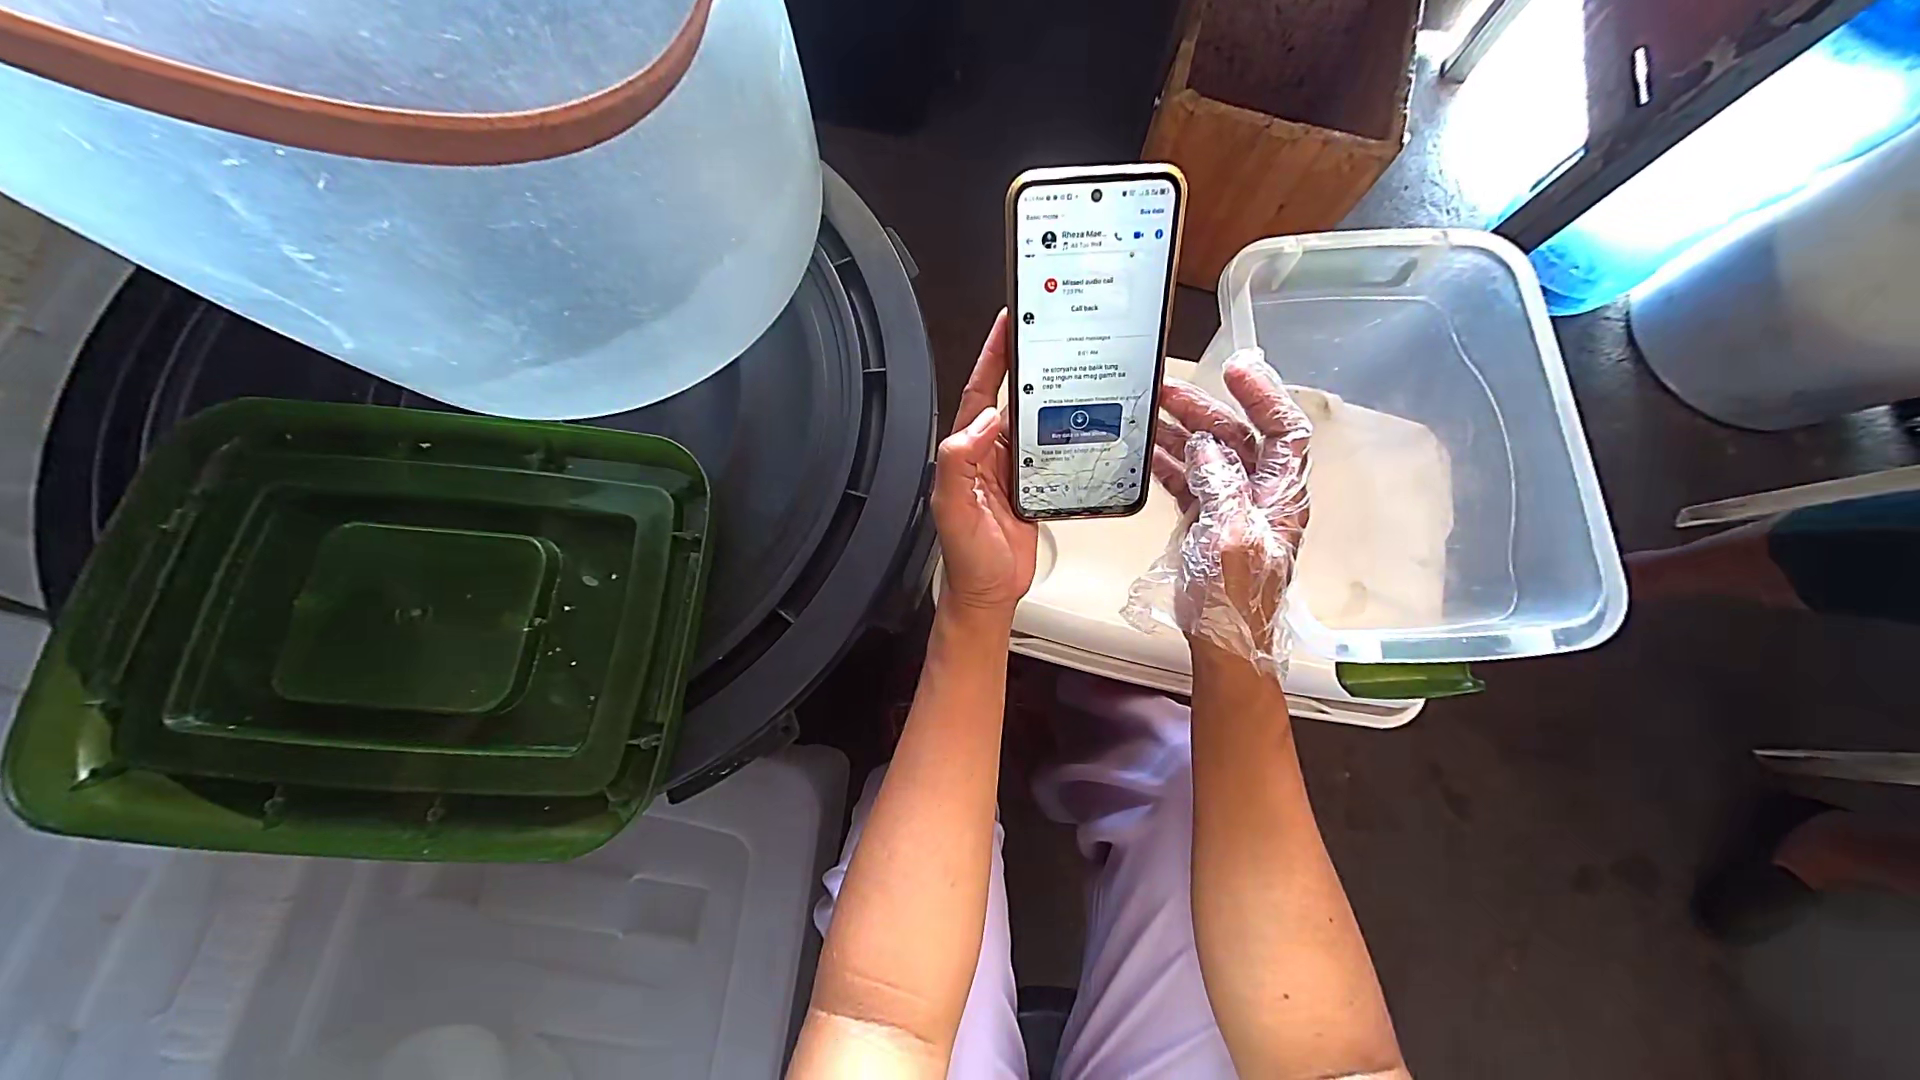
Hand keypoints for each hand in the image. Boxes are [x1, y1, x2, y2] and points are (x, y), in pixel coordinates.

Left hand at [933, 310, 1038, 620]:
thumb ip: (958, 463)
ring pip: (1031, 420)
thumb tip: (982, 424)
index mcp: (966, 453)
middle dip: (1023, 363)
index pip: (978, 394)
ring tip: (1067, 365)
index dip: (992, 358)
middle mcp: (988, 455)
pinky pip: (1049, 448)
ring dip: (1046, 394)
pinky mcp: (1033, 485)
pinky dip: (1063, 431)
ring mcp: (1012, 469)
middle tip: (1044, 332)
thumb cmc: (966, 558)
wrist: (989, 591)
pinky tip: (1078, 420)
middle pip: (1008, 398)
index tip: (1007, 326)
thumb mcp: (952, 508)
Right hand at [1147, 351, 1311, 671]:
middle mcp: (1259, 495)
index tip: (1236, 369)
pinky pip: (1189, 481)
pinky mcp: (1209, 521)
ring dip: (1182, 433)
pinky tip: (1149, 453)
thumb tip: (1206, 447)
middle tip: (1169, 391)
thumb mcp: (1230, 538)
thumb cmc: (1235, 600)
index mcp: (1279, 495)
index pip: (1283, 430)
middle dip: (1206, 410)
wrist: (1224, 641)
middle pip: (1237, 437)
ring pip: (1209, 457)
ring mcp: (1232, 507)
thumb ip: (1221, 487)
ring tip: (1152, 413)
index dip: (1264, 394)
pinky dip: (1170, 464)